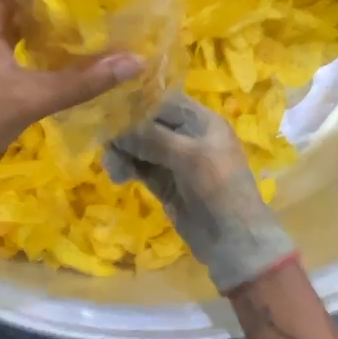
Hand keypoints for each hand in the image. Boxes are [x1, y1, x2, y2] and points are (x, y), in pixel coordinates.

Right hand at [104, 91, 296, 291]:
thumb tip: (117, 128)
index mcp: (202, 122)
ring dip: (122, 152)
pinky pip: (139, 167)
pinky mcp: (164, 183)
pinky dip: (126, 168)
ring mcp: (174, 161)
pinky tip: (118, 176)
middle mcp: (187, 137)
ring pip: (140, 146)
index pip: (165, 101)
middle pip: (148, 123)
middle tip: (106, 142)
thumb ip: (152, 138)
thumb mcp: (188, 155)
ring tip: (112, 167)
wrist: (231, 237)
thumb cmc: (218, 187)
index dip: (139, 102)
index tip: (109, 107)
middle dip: (126, 131)